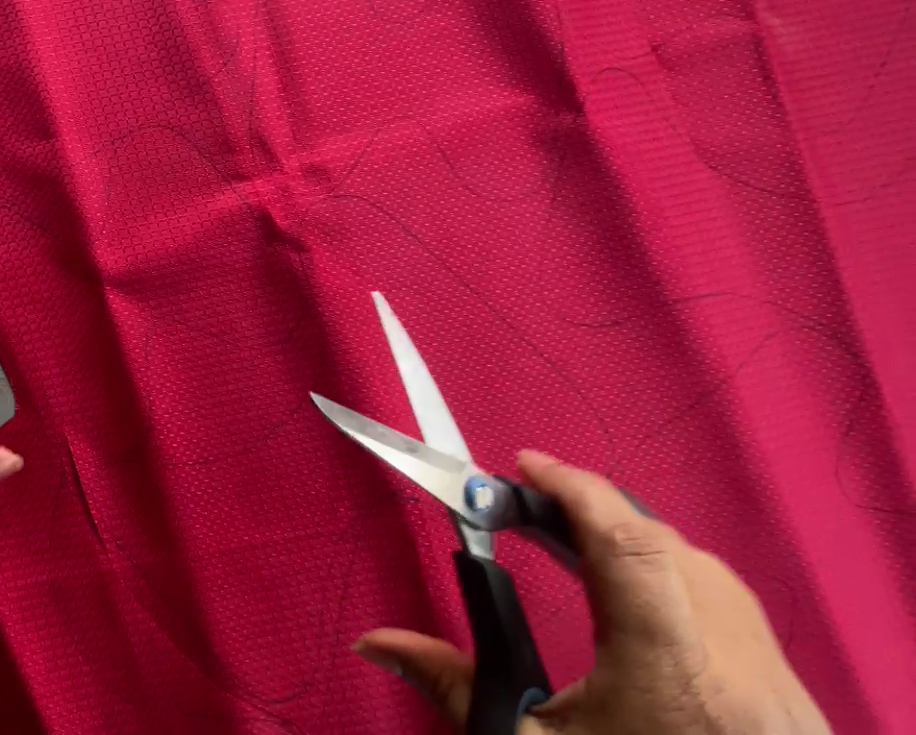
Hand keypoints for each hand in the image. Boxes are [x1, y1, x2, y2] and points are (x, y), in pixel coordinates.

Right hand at [354, 451, 829, 734]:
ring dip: (632, 538)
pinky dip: (670, 573)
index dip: (577, 491)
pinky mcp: (796, 703)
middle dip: (592, 508)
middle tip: (524, 499)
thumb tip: (370, 642)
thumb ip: (450, 684)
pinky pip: (730, 607)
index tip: (525, 463)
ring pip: (706, 572)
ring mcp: (781, 686)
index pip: (631, 547)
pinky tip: (628, 590)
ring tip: (565, 536)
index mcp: (671, 670)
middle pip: (665, 546)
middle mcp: (740, 665)